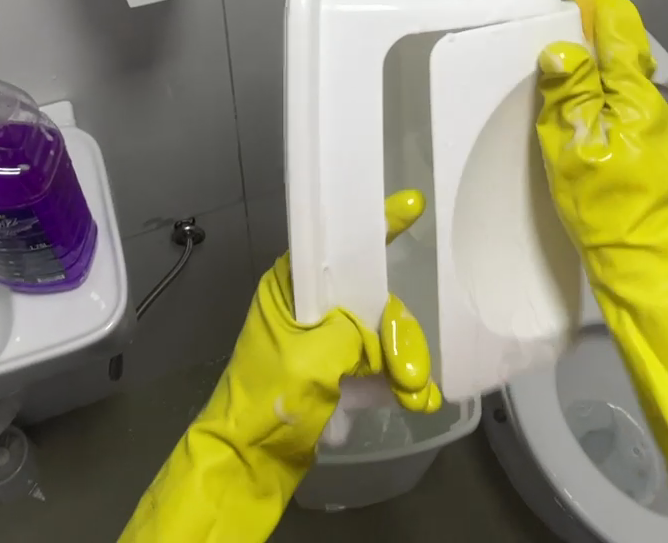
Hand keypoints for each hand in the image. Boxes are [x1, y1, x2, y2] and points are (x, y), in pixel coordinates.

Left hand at [120, 190, 441, 541]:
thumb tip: (391, 344)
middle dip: (397, 328)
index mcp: (290, 286)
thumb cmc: (270, 399)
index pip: (335, 245)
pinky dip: (396, 380)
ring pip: (379, 331)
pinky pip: (376, 364)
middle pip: (369, 294)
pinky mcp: (337, 371)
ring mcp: (324, 339)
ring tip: (416, 391)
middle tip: (411, 365)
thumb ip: (356, 334)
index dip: (377, 225)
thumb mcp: (314, 358)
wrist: (249, 461)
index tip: (413, 205)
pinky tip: (418, 399)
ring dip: (402, 360)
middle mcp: (308, 304)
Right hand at [535, 0, 667, 505]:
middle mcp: (646, 99)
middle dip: (605, 1)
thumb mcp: (572, 147)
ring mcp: (650, 118)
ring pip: (624, 61)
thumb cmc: (601, 202)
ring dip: (606, 29)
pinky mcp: (645, 136)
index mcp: (629, 96)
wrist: (638, 254)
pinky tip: (592, 63)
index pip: (613, 30)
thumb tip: (564, 49)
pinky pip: (622, 83)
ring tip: (585, 5)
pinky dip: (607, 61)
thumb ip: (568, 95)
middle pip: (623, 39)